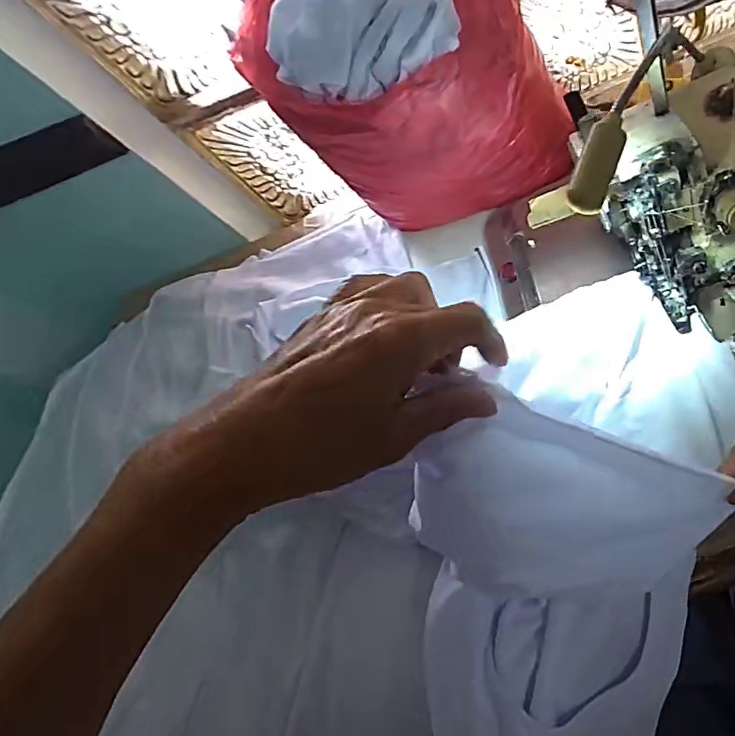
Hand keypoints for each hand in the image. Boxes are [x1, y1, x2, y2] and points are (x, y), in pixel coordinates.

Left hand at [129, 272, 507, 521]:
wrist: (240, 442)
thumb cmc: (321, 447)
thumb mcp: (393, 436)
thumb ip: (445, 408)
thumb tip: (486, 398)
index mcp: (401, 337)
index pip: (466, 319)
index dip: (491, 339)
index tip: (494, 366)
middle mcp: (377, 308)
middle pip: (434, 300)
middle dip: (450, 333)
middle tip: (442, 376)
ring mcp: (346, 305)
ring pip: (402, 289)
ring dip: (420, 316)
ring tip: (410, 359)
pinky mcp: (321, 313)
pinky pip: (370, 290)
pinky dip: (389, 307)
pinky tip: (377, 343)